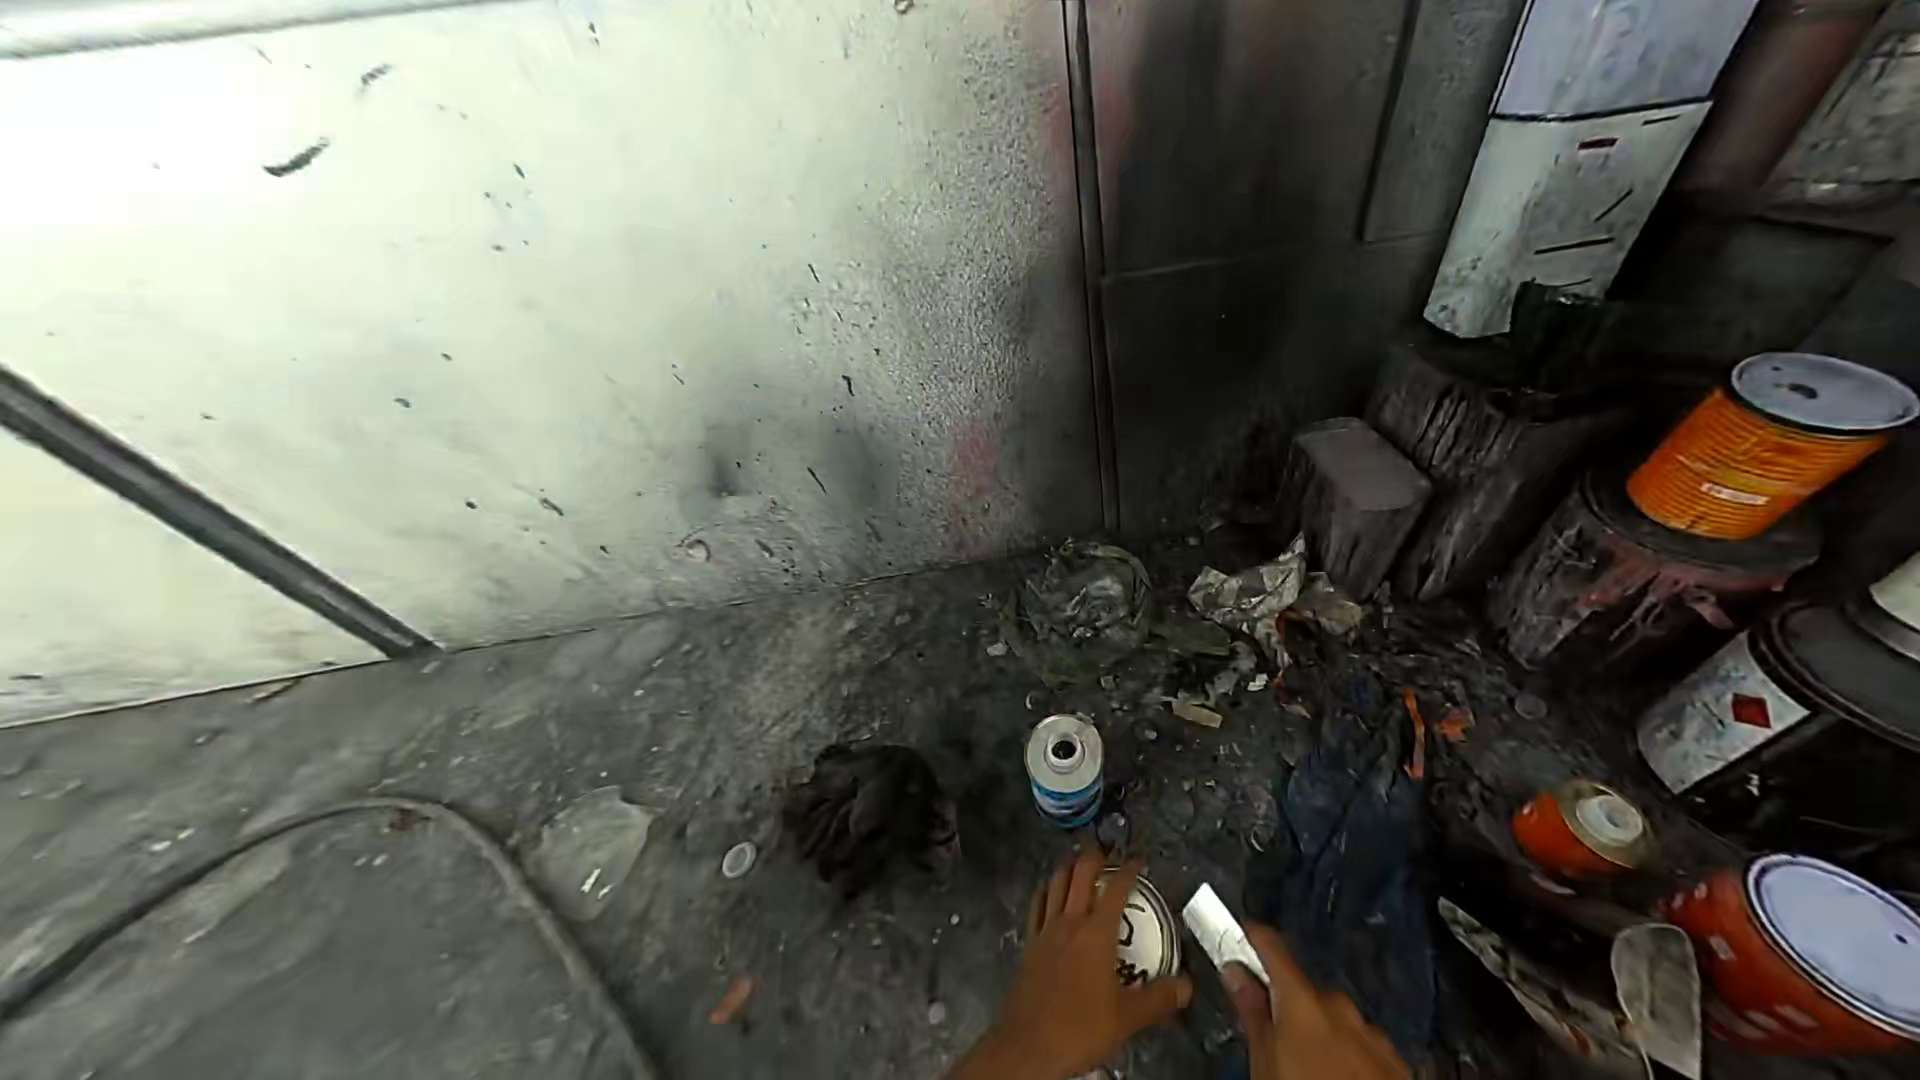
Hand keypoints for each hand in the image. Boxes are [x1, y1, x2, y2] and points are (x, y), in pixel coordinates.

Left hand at [947, 851, 1192, 1079]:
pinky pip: (1037, 904)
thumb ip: (1158, 999)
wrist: (1031, 1043)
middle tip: (1106, 847)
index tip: (1138, 858)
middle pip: (1080, 874)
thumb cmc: (1081, 1026)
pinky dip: (1046, 889)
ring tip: (1077, 858)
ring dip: (1068, 866)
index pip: (1115, 889)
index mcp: (1096, 933)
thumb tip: (1186, 986)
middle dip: (1094, 855)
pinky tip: (1048, 889)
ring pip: (1056, 882)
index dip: (1129, 869)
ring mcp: (1046, 928)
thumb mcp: (1127, 1018)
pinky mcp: (1030, 941)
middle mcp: (1070, 921)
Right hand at [1224, 923, 1408, 1079]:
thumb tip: (1235, 971)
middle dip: (1289, 1006)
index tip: (1237, 940)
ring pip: (1337, 1020)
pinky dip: (1351, 1055)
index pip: (1271, 945)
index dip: (1252, 938)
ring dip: (1323, 1033)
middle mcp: (1341, 1007)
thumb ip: (1252, 1013)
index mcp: (1302, 1000)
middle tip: (1276, 1039)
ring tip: (1313, 1070)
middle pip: (1304, 990)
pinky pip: (1365, 1046)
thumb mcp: (1265, 1065)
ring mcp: (1375, 1037)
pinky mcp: (1400, 1066)